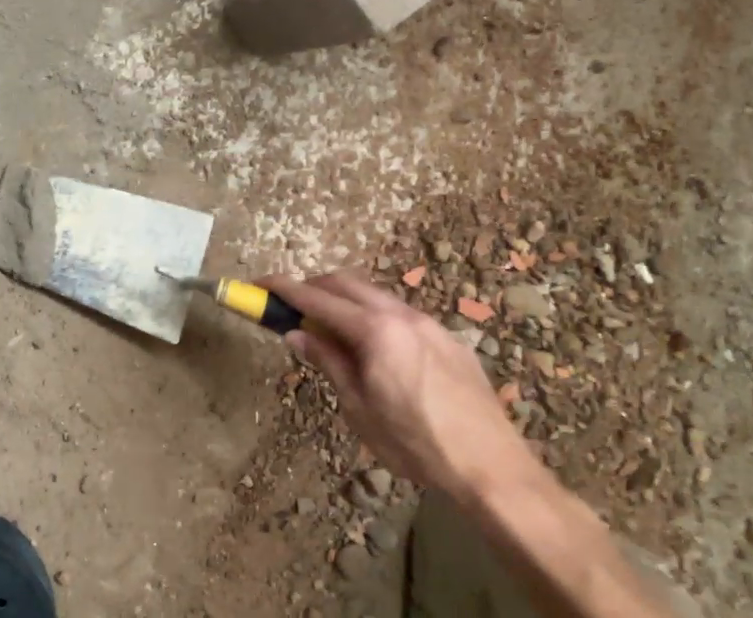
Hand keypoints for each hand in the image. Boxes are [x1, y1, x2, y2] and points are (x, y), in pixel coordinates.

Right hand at [265, 272, 540, 501]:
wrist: (494, 470)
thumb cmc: (415, 443)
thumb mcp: (358, 407)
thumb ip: (328, 362)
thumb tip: (297, 335)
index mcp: (375, 330)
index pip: (317, 298)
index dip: (284, 289)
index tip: (259, 284)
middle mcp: (403, 316)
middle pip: (346, 283)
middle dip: (313, 287)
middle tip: (290, 307)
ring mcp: (432, 326)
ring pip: (377, 296)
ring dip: (345, 301)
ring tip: (330, 331)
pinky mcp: (451, 342)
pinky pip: (402, 315)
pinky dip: (375, 317)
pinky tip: (374, 349)